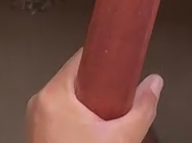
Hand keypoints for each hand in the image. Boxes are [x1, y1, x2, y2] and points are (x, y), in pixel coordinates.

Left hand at [27, 50, 163, 142]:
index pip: (82, 57)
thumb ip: (141, 108)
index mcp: (54, 94)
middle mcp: (39, 102)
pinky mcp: (36, 135)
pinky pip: (60, 114)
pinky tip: (92, 132)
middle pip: (76, 78)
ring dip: (89, 104)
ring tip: (107, 119)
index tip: (122, 67)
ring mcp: (35, 120)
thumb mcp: (120, 139)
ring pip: (69, 97)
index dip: (105, 60)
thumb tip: (156, 82)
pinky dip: (77, 119)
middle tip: (118, 101)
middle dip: (99, 87)